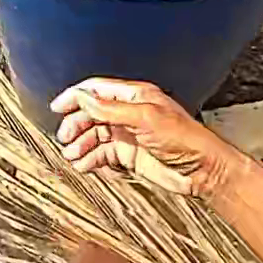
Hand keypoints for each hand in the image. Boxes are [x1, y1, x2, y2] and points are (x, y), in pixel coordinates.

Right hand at [48, 78, 245, 195]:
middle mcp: (128, 113)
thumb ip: (110, 108)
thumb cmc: (184, 139)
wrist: (204, 171)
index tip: (58, 107)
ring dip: (81, 144)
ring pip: (94, 135)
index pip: (96, 90)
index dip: (75, 97)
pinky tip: (84, 165)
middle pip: (91, 113)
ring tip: (73, 155)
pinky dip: (90, 159)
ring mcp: (128, 134)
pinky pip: (102, 154)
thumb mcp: (144, 118)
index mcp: (134, 96)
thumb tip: (83, 98)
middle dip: (76, 124)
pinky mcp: (129, 155)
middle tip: (66, 137)